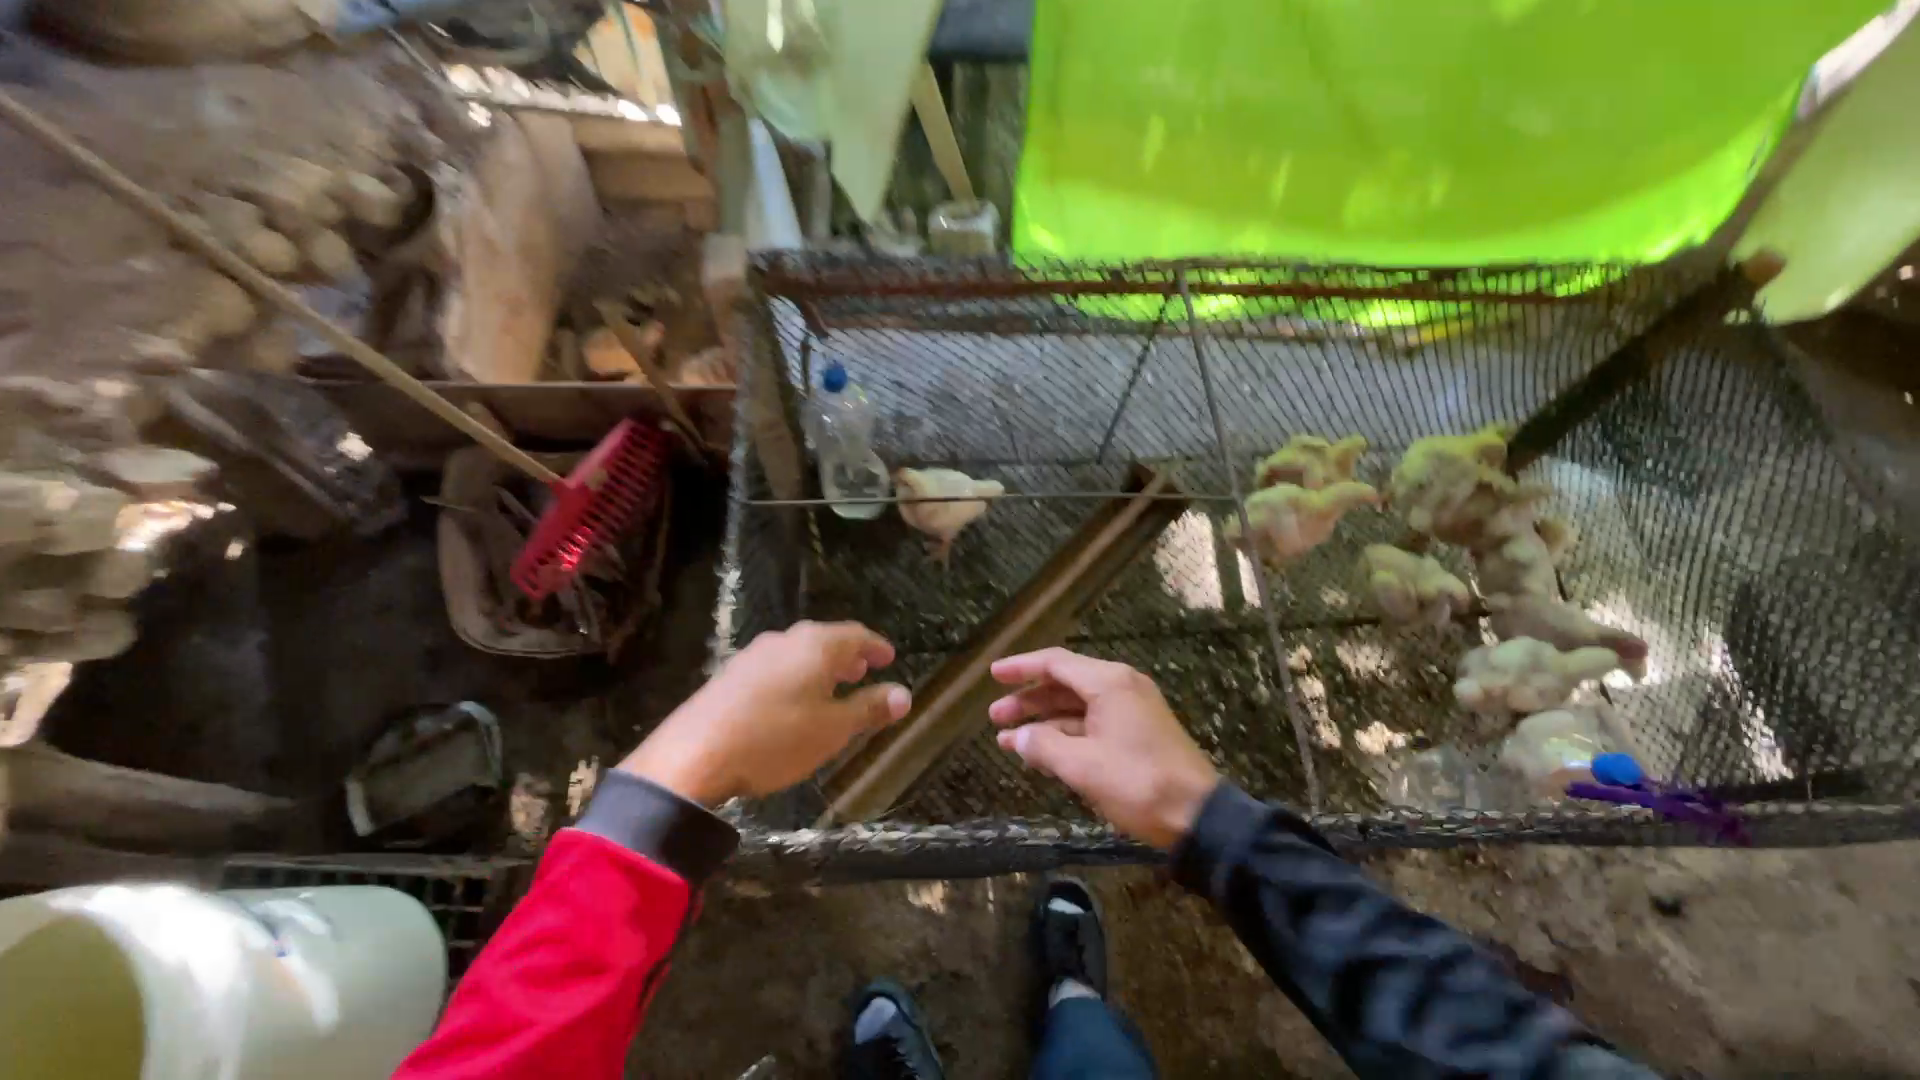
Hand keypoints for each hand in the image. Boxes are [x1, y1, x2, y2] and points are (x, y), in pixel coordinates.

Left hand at [620, 621, 911, 806]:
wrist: (693, 755)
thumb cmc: (775, 740)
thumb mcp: (832, 730)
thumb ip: (869, 709)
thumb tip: (904, 695)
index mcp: (816, 646)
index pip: (856, 635)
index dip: (876, 646)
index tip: (889, 656)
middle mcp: (785, 640)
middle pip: (825, 640)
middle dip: (848, 655)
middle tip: (864, 670)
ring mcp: (753, 655)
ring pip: (798, 653)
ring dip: (820, 666)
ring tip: (832, 686)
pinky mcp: (731, 675)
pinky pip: (776, 666)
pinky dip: (795, 675)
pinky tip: (793, 700)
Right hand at [989, 648, 1218, 849]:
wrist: (1197, 817)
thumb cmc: (1138, 783)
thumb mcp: (1083, 766)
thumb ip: (1045, 746)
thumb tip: (1019, 737)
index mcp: (1109, 683)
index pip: (1056, 663)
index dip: (1021, 668)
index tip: (993, 675)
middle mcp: (1121, 688)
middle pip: (1064, 684)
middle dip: (1028, 700)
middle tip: (995, 717)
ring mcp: (1131, 711)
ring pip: (1076, 707)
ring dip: (1043, 722)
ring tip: (1009, 741)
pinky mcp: (1137, 734)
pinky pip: (1092, 724)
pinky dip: (1065, 735)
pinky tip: (1040, 753)